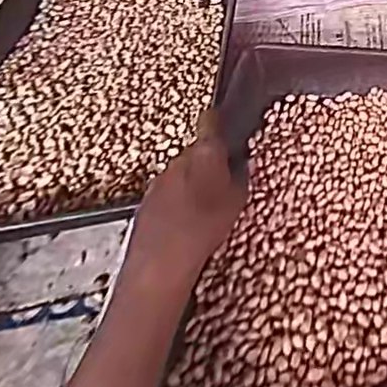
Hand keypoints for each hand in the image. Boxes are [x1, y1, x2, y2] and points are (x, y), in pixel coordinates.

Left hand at [132, 108, 247, 271]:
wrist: (159, 266)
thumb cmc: (204, 230)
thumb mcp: (237, 202)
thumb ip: (240, 177)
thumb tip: (242, 167)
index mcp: (203, 154)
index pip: (209, 122)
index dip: (216, 120)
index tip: (220, 120)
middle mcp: (178, 161)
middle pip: (195, 152)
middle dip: (206, 163)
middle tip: (221, 183)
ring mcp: (158, 182)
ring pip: (180, 173)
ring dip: (190, 183)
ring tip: (203, 210)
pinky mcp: (145, 204)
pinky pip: (166, 194)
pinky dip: (174, 202)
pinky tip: (184, 224)